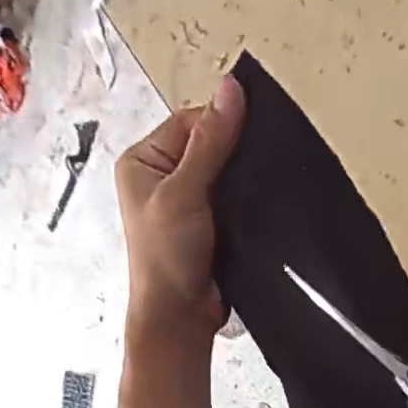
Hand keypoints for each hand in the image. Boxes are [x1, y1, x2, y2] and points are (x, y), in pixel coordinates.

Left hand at [114, 75, 245, 338]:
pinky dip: (248, 202)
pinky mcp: (211, 225)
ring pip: (225, 175)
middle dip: (235, 155)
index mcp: (144, 162)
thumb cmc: (167, 258)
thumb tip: (231, 91)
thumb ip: (211, 144)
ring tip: (264, 187)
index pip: (191, 123)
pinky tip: (262, 205)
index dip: (222, 125)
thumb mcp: (185, 193)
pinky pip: (234, 200)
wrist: (181, 316)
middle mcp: (164, 179)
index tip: (252, 132)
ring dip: (243, 181)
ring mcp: (188, 204)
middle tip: (261, 164)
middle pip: (209, 146)